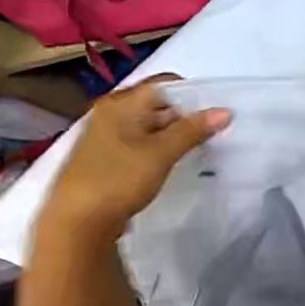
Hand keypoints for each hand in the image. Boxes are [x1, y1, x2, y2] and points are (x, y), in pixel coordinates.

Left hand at [40, 74, 231, 243]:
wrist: (79, 220)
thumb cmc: (120, 179)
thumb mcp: (162, 153)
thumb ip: (193, 130)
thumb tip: (225, 111)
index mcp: (121, 102)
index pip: (165, 84)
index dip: (192, 96)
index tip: (213, 116)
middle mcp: (111, 111)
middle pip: (157, 103)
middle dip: (184, 117)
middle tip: (208, 135)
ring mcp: (107, 134)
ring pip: (150, 124)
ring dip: (172, 134)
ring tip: (194, 150)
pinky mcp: (108, 156)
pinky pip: (140, 141)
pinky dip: (158, 147)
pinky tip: (170, 163)